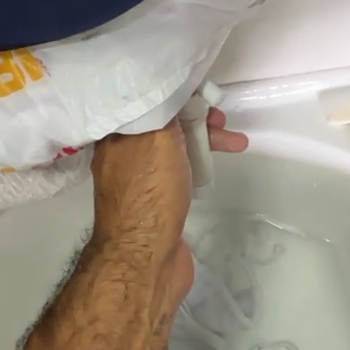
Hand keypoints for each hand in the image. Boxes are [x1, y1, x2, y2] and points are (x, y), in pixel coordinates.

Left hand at [89, 109, 246, 311]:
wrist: (145, 259)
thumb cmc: (149, 193)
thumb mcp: (157, 139)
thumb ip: (166, 111)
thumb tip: (172, 90)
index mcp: (114, 135)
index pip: (143, 99)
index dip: (173, 91)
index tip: (200, 89)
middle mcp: (121, 154)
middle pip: (162, 122)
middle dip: (195, 115)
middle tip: (221, 118)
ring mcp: (138, 179)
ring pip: (173, 146)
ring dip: (203, 139)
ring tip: (235, 141)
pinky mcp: (155, 201)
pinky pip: (178, 170)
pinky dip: (197, 163)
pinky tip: (215, 165)